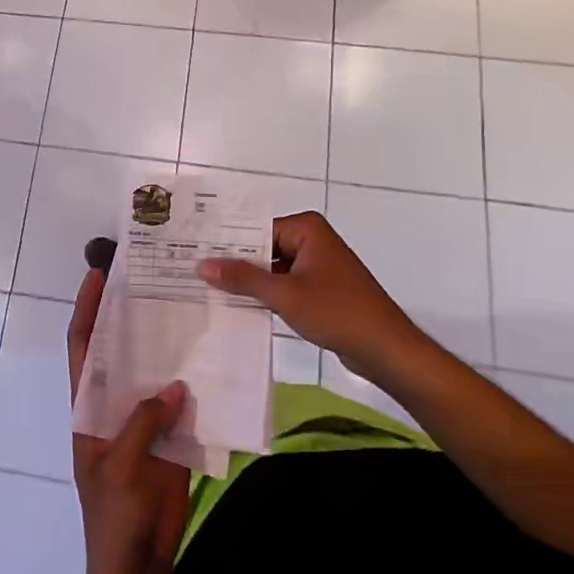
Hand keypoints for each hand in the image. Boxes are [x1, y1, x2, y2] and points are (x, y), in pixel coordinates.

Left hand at [67, 265, 190, 573]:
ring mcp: (145, 415)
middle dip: (132, 314)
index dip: (86, 310)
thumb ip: (143, 422)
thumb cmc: (115, 514)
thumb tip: (176, 386)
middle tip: (157, 276)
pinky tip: (215, 352)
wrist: (138, 558)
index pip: (83, 348)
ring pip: (155, 367)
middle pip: (122, 348)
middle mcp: (115, 401)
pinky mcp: (173, 430)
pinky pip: (184, 396)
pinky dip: (196, 375)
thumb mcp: (121, 466)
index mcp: (89, 406)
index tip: (98, 275)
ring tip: (191, 304)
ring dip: (169, 341)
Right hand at [196, 212, 428, 373]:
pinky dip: (266, 294)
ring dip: (249, 282)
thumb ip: (243, 278)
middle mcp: (312, 239)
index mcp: (307, 228)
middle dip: (235, 264)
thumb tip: (203, 264)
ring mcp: (317, 264)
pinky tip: (238, 307)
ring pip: (273, 268)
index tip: (191, 253)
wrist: (382, 345)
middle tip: (191, 274)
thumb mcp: (285, 294)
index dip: (226, 244)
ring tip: (206, 291)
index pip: (256, 229)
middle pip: (264, 247)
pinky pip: (285, 284)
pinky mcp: (320, 287)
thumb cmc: (336, 311)